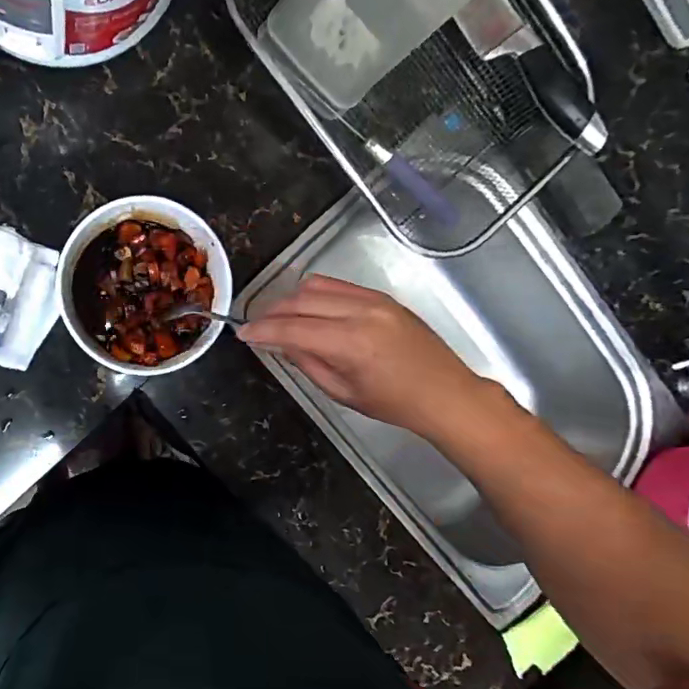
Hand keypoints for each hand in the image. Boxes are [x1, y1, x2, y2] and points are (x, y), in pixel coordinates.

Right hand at [239, 275, 502, 435]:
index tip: (243, 333)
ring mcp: (374, 300)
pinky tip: (309, 310)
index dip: (263, 330)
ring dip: (292, 299)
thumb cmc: (395, 404)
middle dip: (273, 312)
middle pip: (301, 300)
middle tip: (257, 327)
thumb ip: (308, 363)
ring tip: (280, 318)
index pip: (293, 329)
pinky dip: (316, 294)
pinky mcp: (382, 296)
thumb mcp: (343, 392)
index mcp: (351, 343)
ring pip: (317, 285)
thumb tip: (280, 343)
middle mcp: (362, 312)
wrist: (445, 393)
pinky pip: (339, 285)